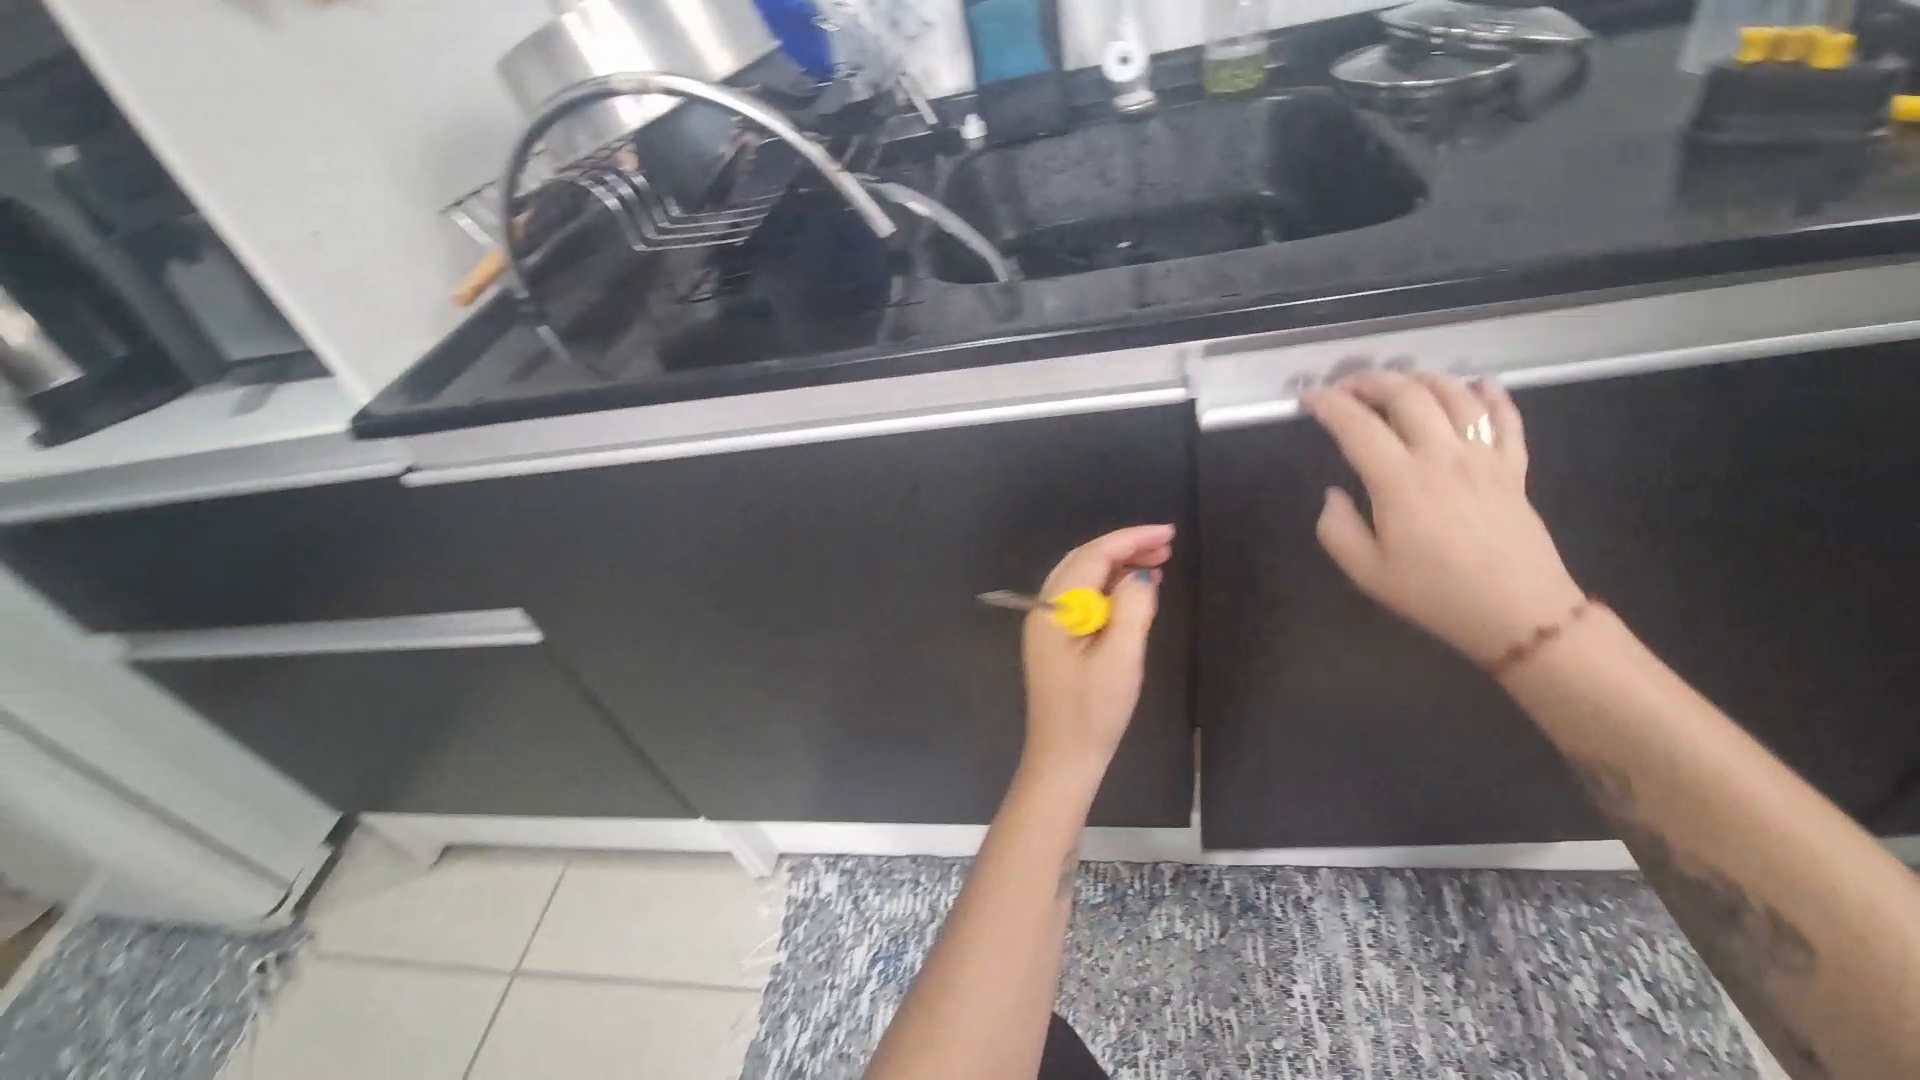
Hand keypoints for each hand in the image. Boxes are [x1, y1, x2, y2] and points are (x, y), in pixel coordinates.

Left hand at [1021, 525, 1172, 775]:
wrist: (1064, 759)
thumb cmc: (1093, 712)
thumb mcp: (1121, 658)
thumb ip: (1133, 609)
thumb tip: (1143, 574)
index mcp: (1053, 610)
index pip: (1092, 557)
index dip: (1130, 539)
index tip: (1168, 534)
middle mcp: (1044, 611)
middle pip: (1084, 562)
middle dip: (1124, 549)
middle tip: (1167, 548)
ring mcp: (1048, 627)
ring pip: (1083, 580)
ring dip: (1118, 568)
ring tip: (1158, 566)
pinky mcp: (1057, 642)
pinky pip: (1083, 602)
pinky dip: (1110, 590)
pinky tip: (1135, 595)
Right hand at [1304, 372, 1585, 665]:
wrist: (1518, 613)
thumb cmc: (1435, 594)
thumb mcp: (1367, 573)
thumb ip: (1337, 529)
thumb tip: (1334, 495)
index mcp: (1399, 481)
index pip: (1356, 426)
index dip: (1327, 404)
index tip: (1308, 397)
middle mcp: (1442, 455)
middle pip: (1406, 394)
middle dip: (1370, 380)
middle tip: (1347, 386)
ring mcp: (1483, 457)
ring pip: (1455, 395)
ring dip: (1422, 378)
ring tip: (1400, 380)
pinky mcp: (1514, 467)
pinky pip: (1506, 418)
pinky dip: (1491, 393)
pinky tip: (1477, 384)